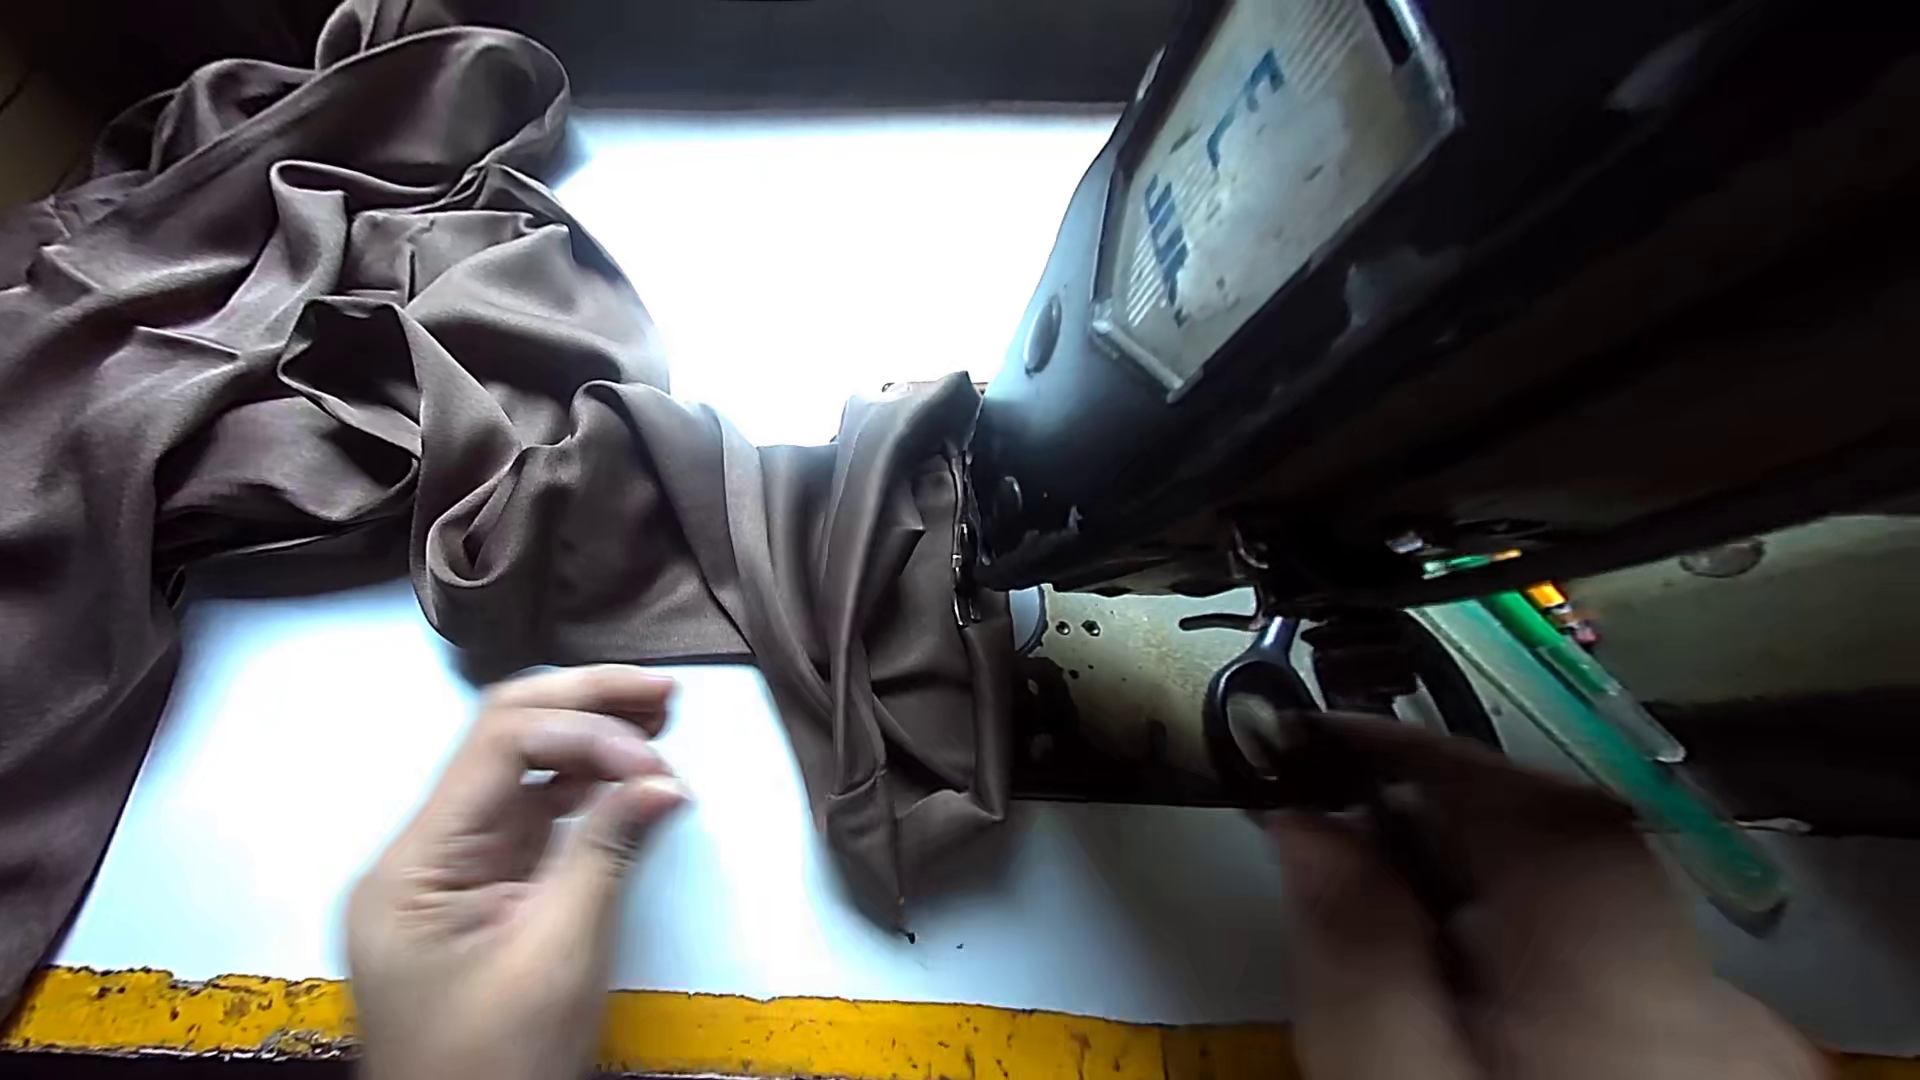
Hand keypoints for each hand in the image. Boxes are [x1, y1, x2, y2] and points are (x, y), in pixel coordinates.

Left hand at [347, 665, 688, 1079]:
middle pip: (508, 730)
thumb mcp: (559, 952)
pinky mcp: (500, 866)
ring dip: (598, 726)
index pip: (500, 746)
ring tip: (660, 711)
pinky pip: (548, 795)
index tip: (651, 762)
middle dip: (588, 700)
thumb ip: (608, 850)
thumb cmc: (500, 1058)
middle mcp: (433, 844)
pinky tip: (637, 762)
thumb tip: (665, 782)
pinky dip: (598, 770)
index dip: (585, 733)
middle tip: (661, 691)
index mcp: (417, 865)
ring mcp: (465, 853)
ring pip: (531, 753)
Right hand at [1266, 715, 1826, 1079]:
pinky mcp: (1717, 1067)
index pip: (1547, 819)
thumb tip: (1303, 817)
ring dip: (1455, 870)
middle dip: (1424, 814)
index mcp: (1625, 1006)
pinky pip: (1586, 948)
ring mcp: (1737, 1047)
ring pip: (1563, 900)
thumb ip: (1349, 945)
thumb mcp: (1382, 1079)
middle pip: (1549, 852)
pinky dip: (1497, 921)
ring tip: (1375, 899)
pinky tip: (1448, 963)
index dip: (1431, 753)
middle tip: (1329, 821)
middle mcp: (1715, 1015)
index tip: (1327, 730)